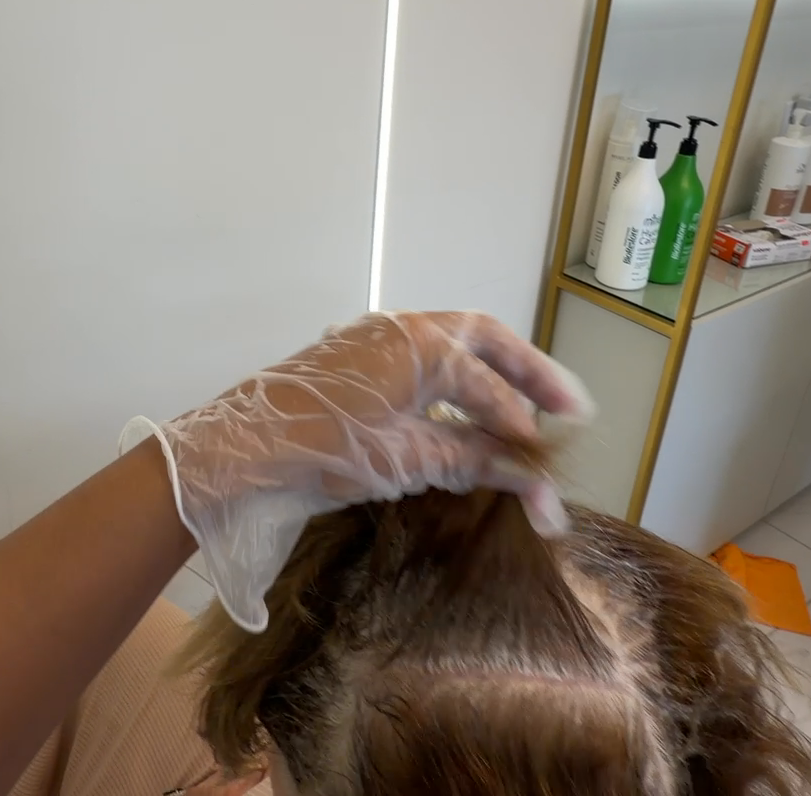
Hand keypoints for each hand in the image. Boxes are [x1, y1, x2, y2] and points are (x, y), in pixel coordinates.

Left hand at [122, 311, 591, 630]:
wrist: (241, 446)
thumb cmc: (323, 447)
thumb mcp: (405, 458)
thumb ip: (472, 460)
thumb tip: (534, 481)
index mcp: (420, 343)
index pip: (488, 385)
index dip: (521, 426)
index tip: (544, 464)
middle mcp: (401, 328)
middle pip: (482, 338)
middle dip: (527, 371)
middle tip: (569, 405)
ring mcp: (374, 338)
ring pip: (449, 343)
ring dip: (489, 371)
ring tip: (525, 405)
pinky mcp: (354, 356)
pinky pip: (417, 359)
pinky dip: (449, 380)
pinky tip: (460, 407)